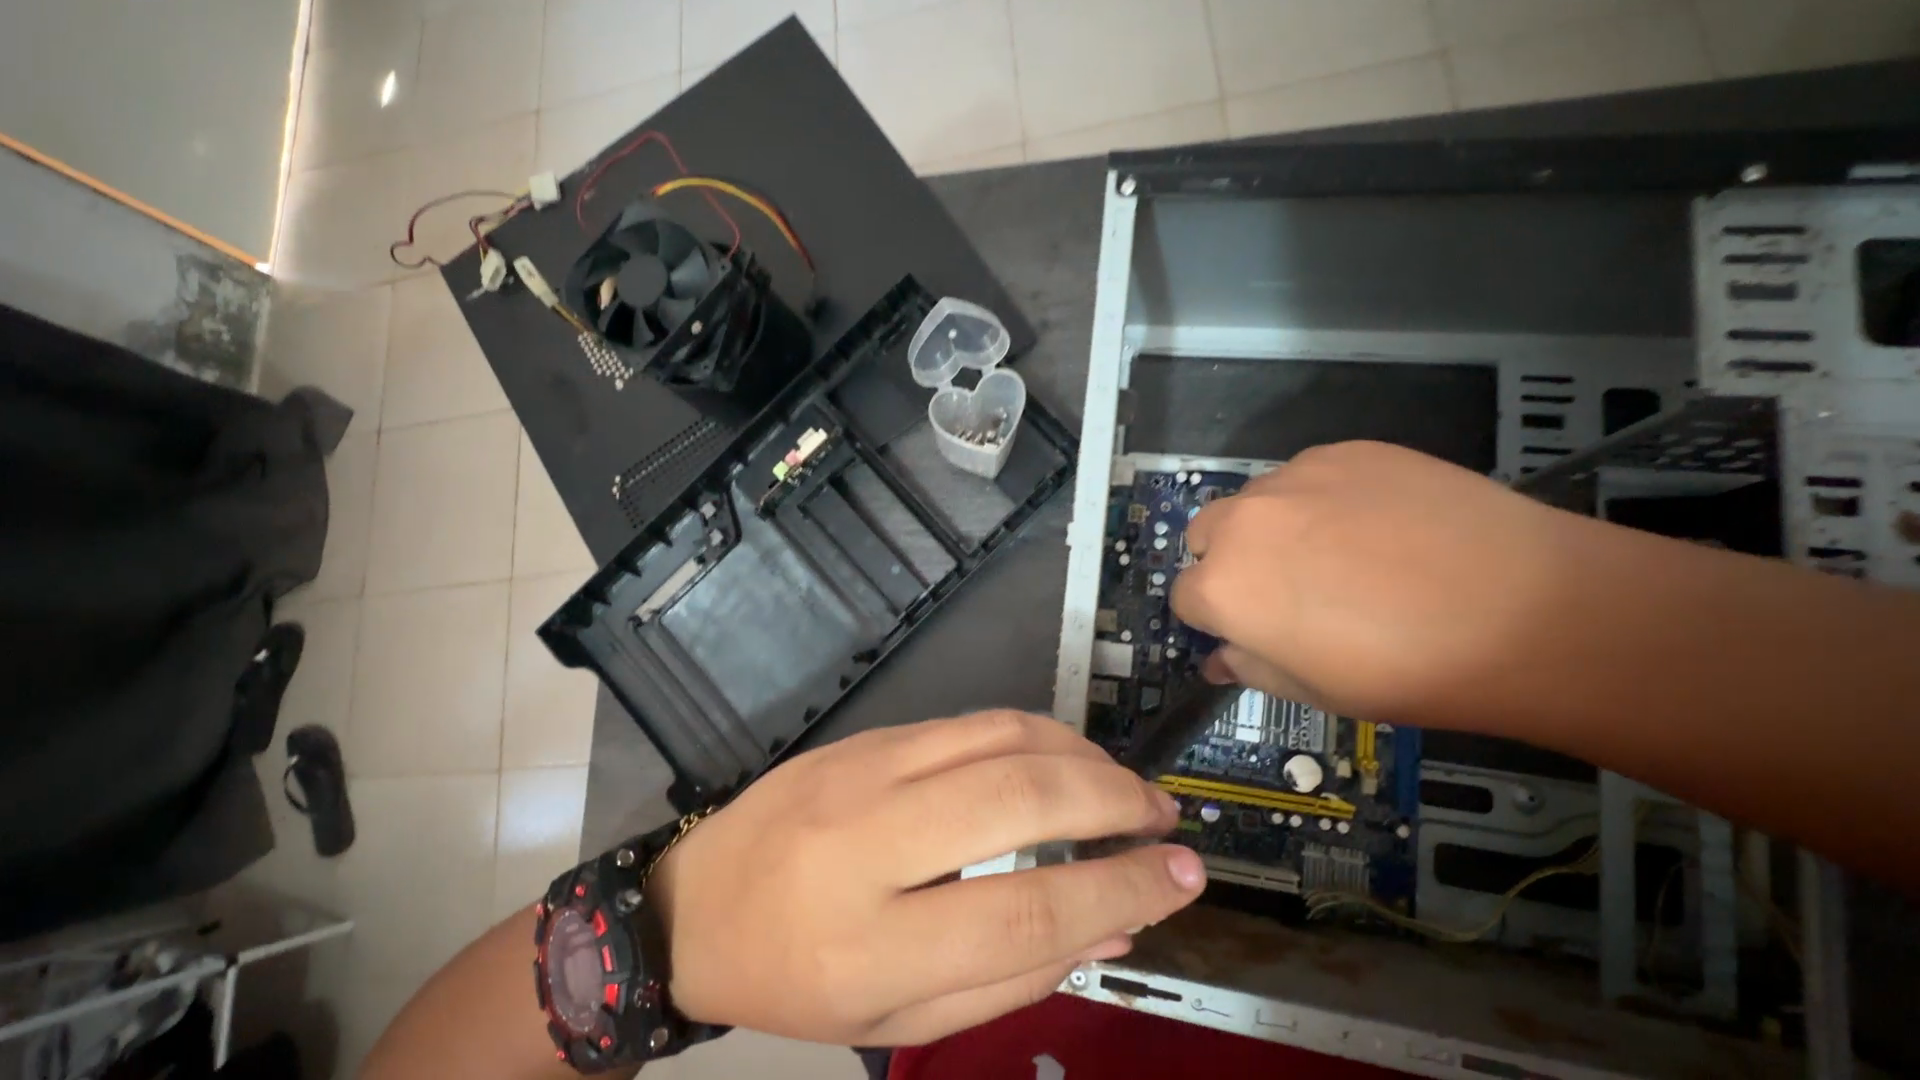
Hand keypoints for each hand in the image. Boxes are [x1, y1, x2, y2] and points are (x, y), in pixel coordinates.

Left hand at [645, 710, 1205, 1044]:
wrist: (696, 906)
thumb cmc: (797, 981)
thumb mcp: (898, 1022)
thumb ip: (1011, 978)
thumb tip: (1113, 927)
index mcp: (874, 947)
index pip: (1026, 913)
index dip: (1121, 891)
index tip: (1183, 878)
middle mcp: (869, 845)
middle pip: (1020, 800)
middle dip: (1113, 802)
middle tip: (1162, 820)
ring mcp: (863, 776)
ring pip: (1001, 740)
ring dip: (1082, 756)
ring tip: (1124, 788)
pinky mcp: (863, 740)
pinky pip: (969, 720)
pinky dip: (1035, 733)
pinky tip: (1064, 756)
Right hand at [1171, 441, 1575, 724]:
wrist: (1522, 607)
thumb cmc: (1406, 669)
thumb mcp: (1315, 691)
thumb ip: (1251, 667)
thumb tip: (1223, 658)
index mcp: (1222, 587)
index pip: (1185, 598)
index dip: (1217, 618)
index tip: (1252, 630)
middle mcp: (1244, 522)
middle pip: (1208, 536)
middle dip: (1232, 562)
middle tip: (1290, 590)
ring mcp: (1296, 477)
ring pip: (1258, 501)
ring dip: (1275, 527)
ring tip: (1342, 554)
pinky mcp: (1348, 449)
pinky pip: (1311, 475)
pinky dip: (1324, 499)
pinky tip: (1379, 526)